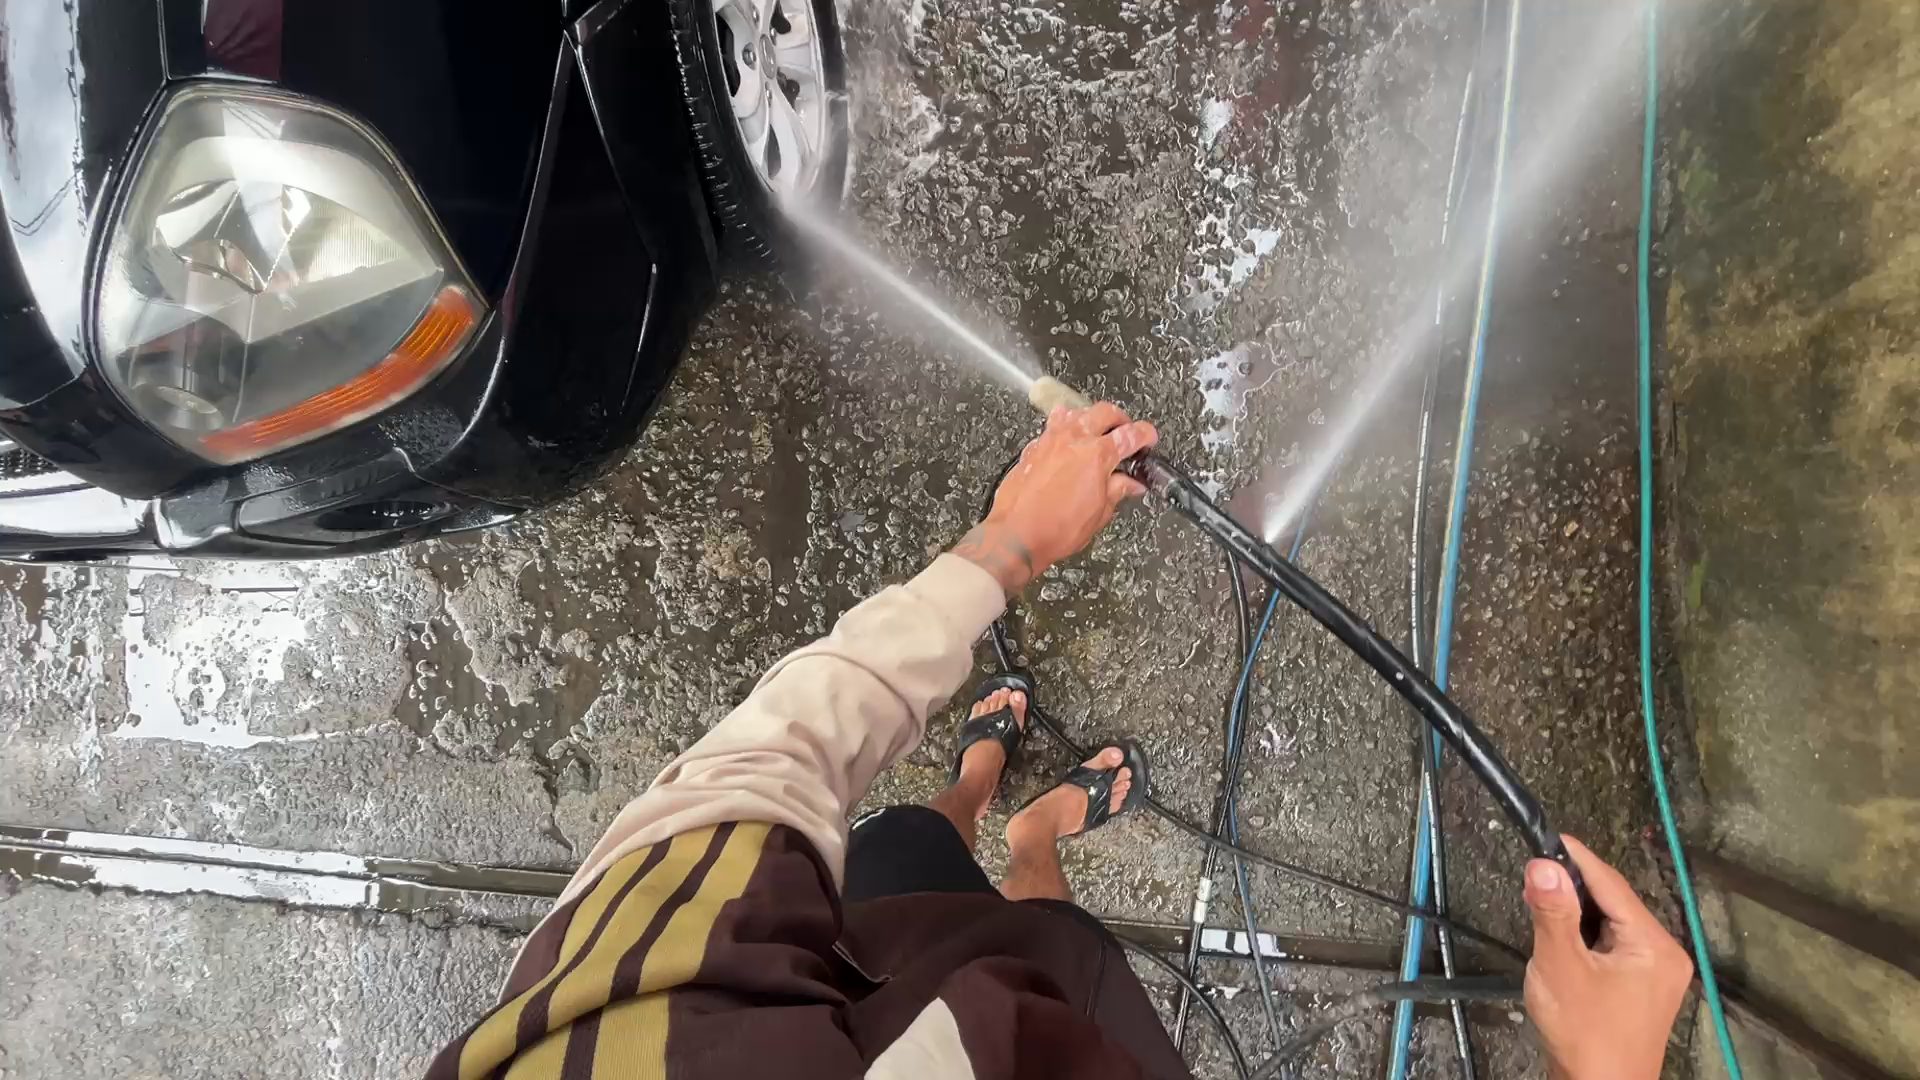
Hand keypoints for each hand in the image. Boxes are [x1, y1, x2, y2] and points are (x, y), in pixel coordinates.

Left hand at [951, 401, 1157, 593]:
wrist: (1016, 534)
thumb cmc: (1054, 529)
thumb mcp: (1098, 514)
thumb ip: (1117, 491)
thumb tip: (1131, 483)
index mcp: (1097, 456)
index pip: (1130, 434)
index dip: (1145, 434)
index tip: (1148, 438)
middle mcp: (1073, 440)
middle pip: (1103, 412)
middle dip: (1119, 418)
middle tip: (1124, 431)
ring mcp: (1050, 441)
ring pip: (1075, 412)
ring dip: (1090, 417)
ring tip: (1096, 430)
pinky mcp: (1032, 448)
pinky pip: (1051, 426)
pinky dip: (1064, 427)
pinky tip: (1066, 439)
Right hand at [1524, 835, 1693, 1079]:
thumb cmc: (1583, 1027)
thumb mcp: (1560, 964)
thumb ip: (1552, 911)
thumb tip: (1544, 862)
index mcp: (1653, 945)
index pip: (1610, 883)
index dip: (1575, 855)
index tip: (1543, 832)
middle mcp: (1663, 951)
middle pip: (1611, 898)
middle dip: (1571, 882)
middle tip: (1530, 874)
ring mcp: (1654, 968)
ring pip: (1608, 916)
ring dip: (1573, 905)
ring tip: (1539, 900)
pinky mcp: (1639, 980)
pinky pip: (1609, 936)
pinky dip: (1581, 926)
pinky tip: (1558, 932)